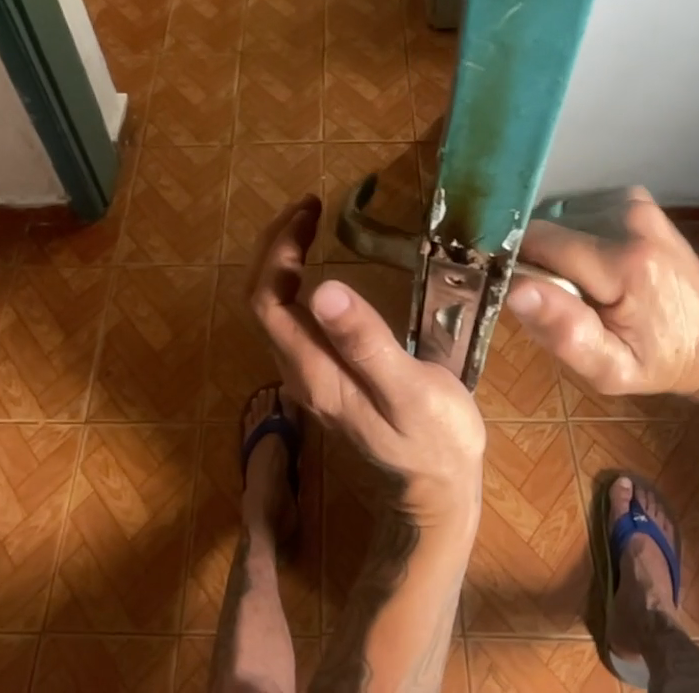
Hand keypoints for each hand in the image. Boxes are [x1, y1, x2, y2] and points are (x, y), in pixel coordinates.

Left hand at [247, 196, 485, 524]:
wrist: (436, 493)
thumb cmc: (435, 440)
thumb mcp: (410, 391)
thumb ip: (367, 344)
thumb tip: (322, 289)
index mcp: (314, 372)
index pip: (267, 300)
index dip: (277, 249)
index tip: (308, 211)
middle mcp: (299, 372)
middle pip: (262, 300)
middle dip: (275, 245)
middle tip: (308, 206)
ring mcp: (309, 376)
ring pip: (273, 308)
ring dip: (282, 260)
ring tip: (310, 222)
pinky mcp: (324, 376)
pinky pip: (292, 318)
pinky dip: (296, 280)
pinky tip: (318, 265)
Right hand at [508, 187, 698, 402]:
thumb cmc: (661, 362)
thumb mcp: (610, 370)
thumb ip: (562, 331)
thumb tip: (514, 289)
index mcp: (626, 263)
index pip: (538, 242)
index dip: (521, 268)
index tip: (530, 300)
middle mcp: (629, 218)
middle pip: (544, 228)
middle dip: (539, 262)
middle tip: (564, 300)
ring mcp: (633, 202)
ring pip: (555, 216)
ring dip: (554, 249)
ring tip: (582, 284)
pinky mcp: (632, 197)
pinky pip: (574, 209)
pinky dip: (572, 234)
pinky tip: (592, 262)